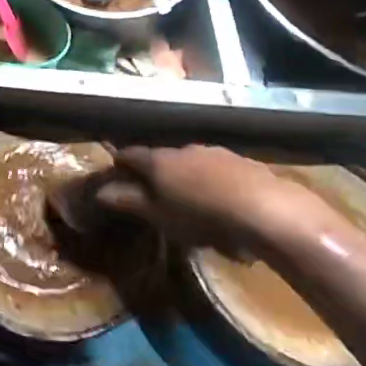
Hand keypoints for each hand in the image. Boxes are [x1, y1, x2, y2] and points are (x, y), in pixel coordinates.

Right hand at [93, 144, 337, 252]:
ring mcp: (215, 152)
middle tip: (155, 192)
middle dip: (156, 171)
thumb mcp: (159, 215)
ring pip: (191, 161)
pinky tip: (220, 199)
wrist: (265, 210)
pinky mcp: (242, 161)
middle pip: (162, 157)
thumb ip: (129, 201)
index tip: (116, 172)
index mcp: (158, 160)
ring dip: (186, 175)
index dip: (120, 162)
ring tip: (190, 198)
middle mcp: (184, 149)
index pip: (130, 154)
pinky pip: (217, 169)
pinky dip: (212, 180)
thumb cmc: (201, 216)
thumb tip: (100, 192)